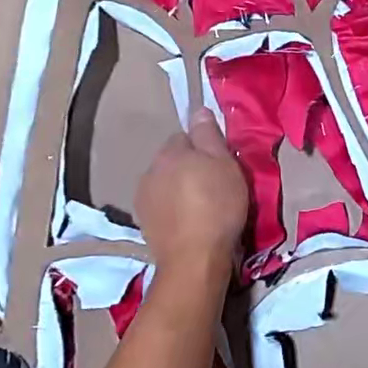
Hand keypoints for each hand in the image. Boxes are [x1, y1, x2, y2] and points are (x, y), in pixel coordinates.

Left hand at [135, 108, 248, 272]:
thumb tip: (198, 109)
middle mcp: (150, 170)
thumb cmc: (217, 206)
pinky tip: (188, 223)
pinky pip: (161, 206)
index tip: (220, 164)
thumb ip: (209, 136)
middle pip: (172, 160)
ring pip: (165, 184)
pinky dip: (173, 210)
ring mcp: (143, 198)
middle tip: (214, 186)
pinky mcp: (144, 223)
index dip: (204, 148)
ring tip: (201, 208)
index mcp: (171, 151)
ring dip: (179, 189)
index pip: (185, 136)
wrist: (194, 258)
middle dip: (188, 168)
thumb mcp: (225, 165)